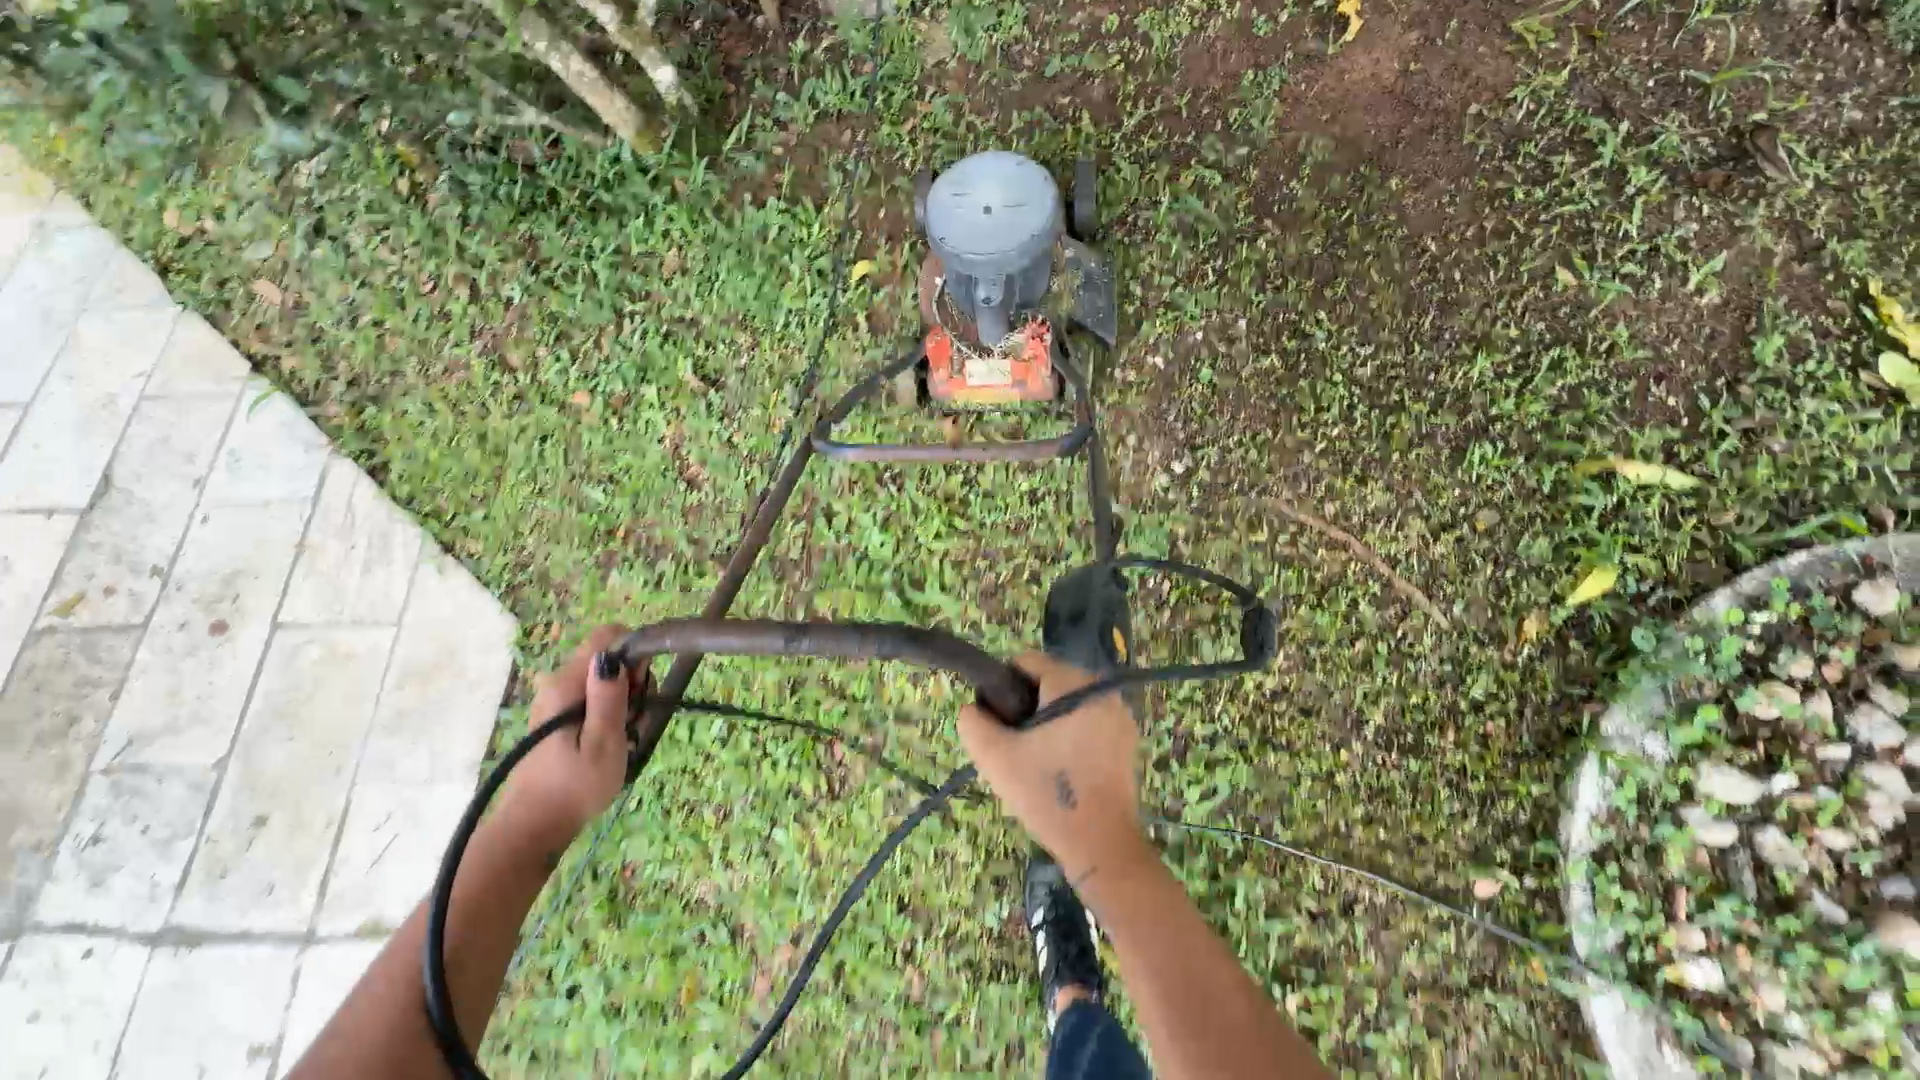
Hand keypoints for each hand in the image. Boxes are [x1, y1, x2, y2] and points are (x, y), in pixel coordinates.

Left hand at [496, 624, 644, 851]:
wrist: (535, 826)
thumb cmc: (575, 786)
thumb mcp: (604, 742)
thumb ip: (610, 695)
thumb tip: (614, 654)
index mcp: (567, 684)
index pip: (607, 636)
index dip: (633, 654)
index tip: (640, 689)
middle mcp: (557, 683)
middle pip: (608, 658)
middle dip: (632, 683)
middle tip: (634, 722)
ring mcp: (555, 700)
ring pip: (604, 681)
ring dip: (623, 703)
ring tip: (623, 739)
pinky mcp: (557, 717)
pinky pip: (592, 700)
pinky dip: (609, 715)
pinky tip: (610, 743)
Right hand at [957, 651, 1146, 881]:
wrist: (1100, 843)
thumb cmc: (1047, 794)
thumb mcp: (995, 758)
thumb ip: (974, 723)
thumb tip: (974, 709)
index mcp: (1073, 684)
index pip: (1027, 662)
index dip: (1004, 688)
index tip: (1000, 724)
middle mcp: (1102, 690)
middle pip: (1049, 681)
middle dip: (1028, 708)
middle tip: (1017, 748)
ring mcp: (1120, 715)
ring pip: (1068, 703)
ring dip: (1049, 723)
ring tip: (1038, 762)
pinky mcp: (1128, 740)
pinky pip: (1088, 722)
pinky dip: (1071, 736)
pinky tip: (1062, 770)